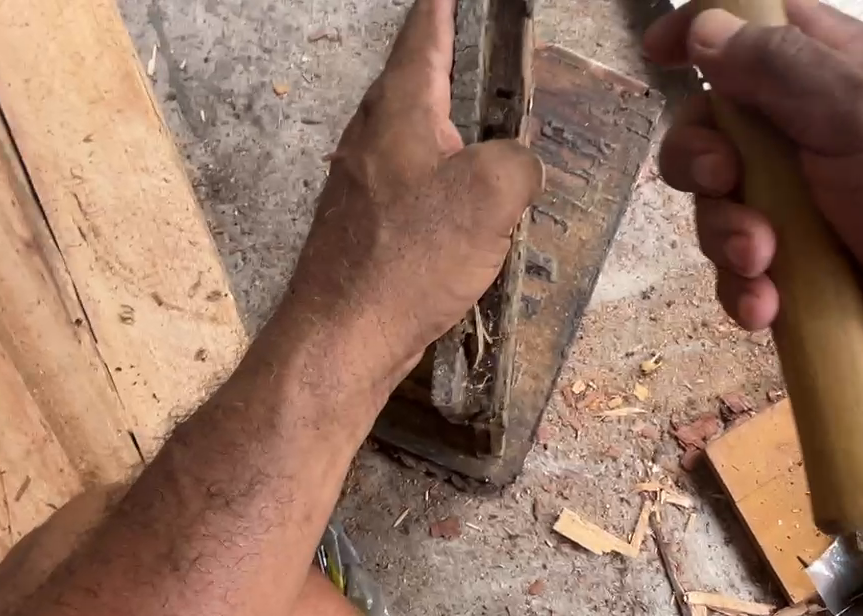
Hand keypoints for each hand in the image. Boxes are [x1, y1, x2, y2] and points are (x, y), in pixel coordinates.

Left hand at [274, 0, 543, 389]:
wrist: (344, 336)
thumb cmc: (411, 259)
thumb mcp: (488, 198)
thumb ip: (517, 163)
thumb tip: (519, 166)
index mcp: (402, 107)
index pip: (426, 30)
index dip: (448, 5)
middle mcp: (372, 134)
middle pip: (417, 83)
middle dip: (454, 70)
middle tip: (492, 70)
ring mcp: (361, 183)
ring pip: (414, 140)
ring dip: (448, 136)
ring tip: (486, 146)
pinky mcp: (362, 227)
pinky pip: (410, 189)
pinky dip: (439, 188)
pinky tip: (458, 216)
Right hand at [644, 0, 862, 382]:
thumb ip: (783, 69)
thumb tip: (705, 31)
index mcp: (834, 75)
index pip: (756, 33)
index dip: (703, 34)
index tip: (657, 50)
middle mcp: (803, 135)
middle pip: (712, 130)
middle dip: (703, 159)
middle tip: (725, 179)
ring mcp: (790, 206)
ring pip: (714, 208)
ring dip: (727, 236)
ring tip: (764, 261)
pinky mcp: (782, 267)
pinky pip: (732, 271)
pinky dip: (743, 288)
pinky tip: (768, 305)